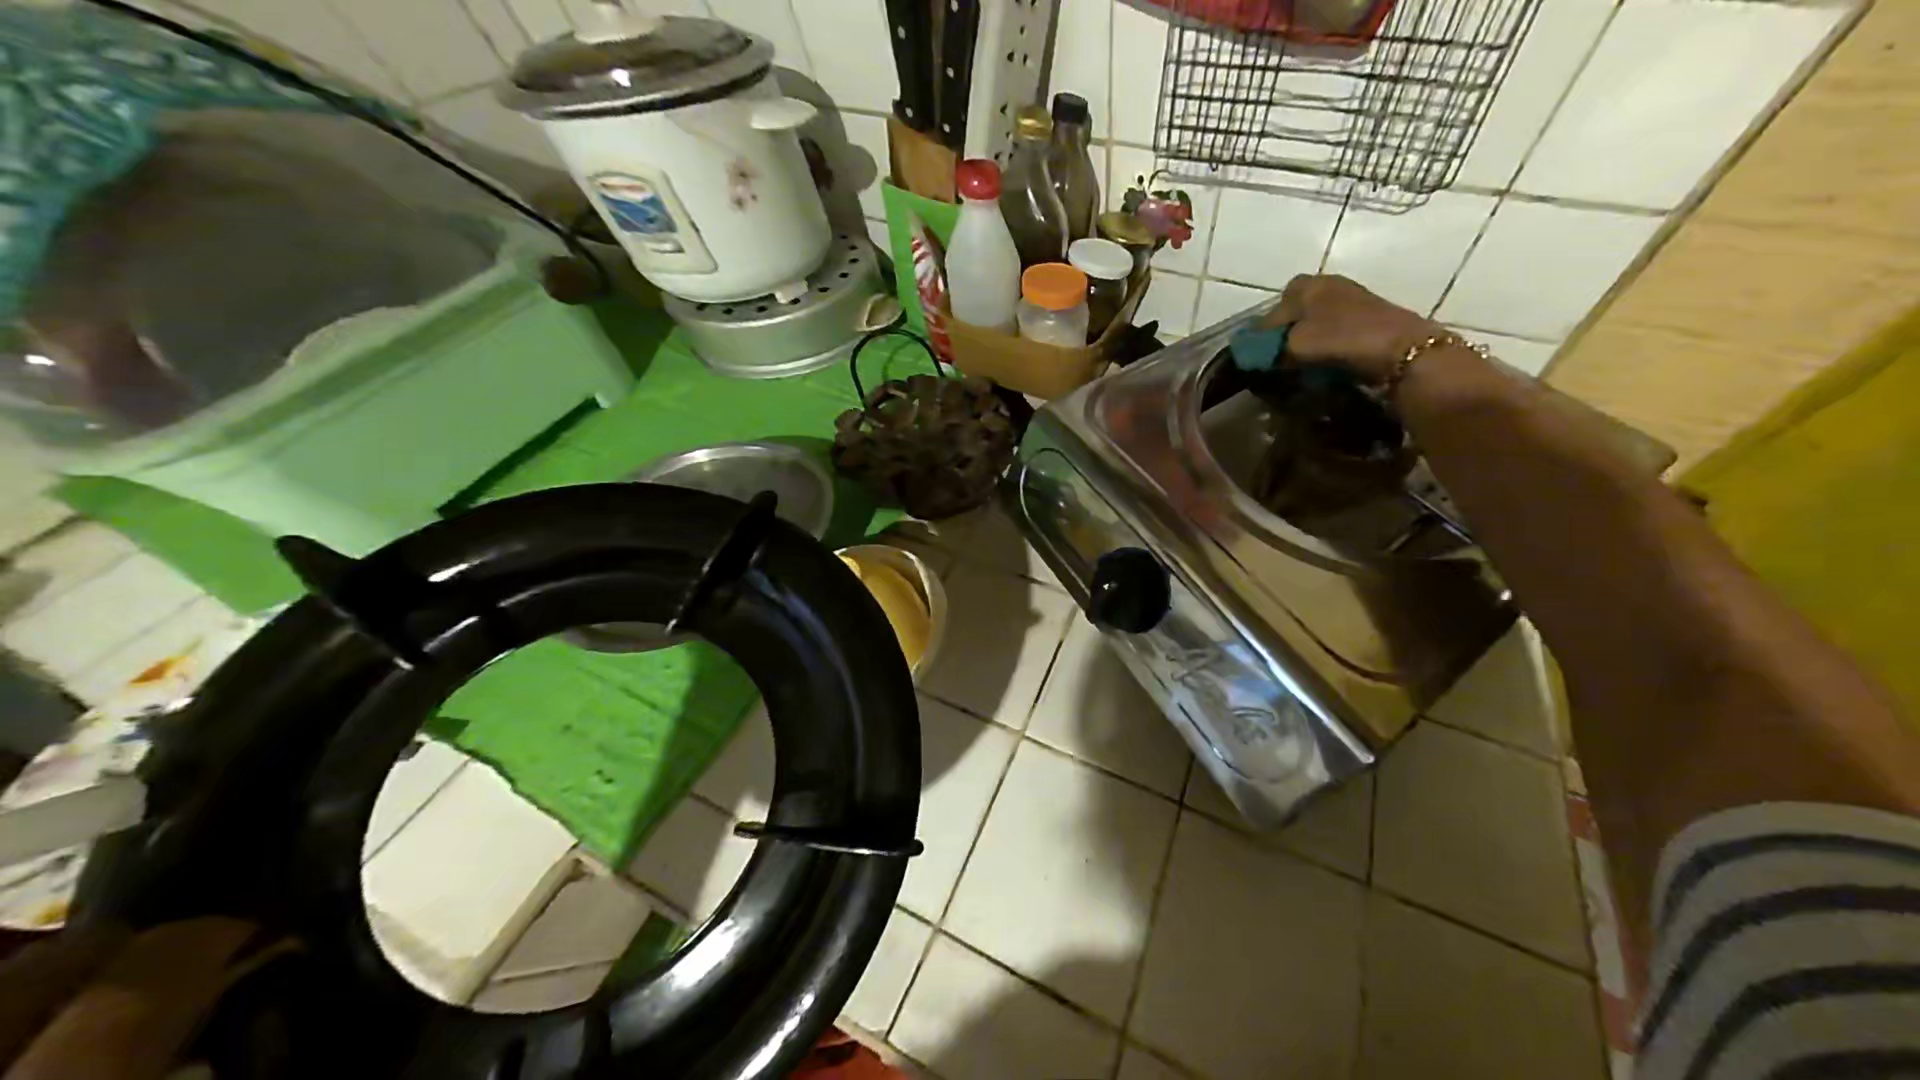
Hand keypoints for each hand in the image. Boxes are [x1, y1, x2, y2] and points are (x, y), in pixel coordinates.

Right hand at [1263, 274, 1441, 382]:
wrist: (1403, 351)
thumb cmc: (1341, 339)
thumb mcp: (1293, 345)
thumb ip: (1267, 349)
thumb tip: (1248, 355)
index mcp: (1308, 285)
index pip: (1271, 310)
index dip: (1261, 335)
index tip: (1256, 358)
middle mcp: (1329, 286)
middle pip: (1294, 313)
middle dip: (1284, 336)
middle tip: (1277, 362)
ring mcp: (1352, 301)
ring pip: (1314, 323)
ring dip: (1304, 343)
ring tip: (1298, 367)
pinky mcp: (1368, 320)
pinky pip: (1333, 332)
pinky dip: (1324, 347)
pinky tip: (1322, 364)